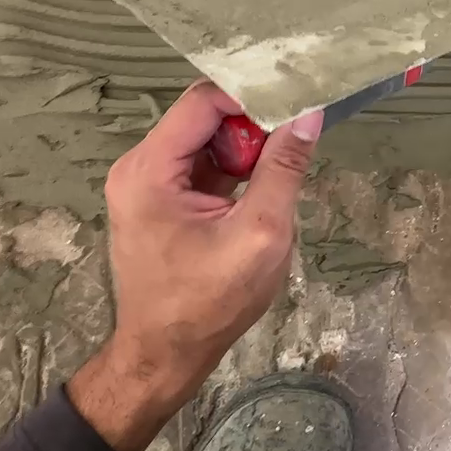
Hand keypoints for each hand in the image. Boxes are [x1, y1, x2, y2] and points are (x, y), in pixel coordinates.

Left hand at [68, 81, 323, 450]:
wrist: (166, 356)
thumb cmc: (211, 300)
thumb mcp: (261, 232)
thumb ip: (284, 168)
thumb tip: (310, 115)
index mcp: (150, 169)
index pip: (205, 100)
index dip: (254, 95)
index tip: (298, 103)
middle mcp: (140, 165)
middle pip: (205, 115)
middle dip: (254, 122)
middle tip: (298, 135)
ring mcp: (148, 182)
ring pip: (208, 137)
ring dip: (248, 145)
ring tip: (286, 160)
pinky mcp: (161, 197)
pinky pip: (205, 161)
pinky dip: (237, 165)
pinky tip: (265, 180)